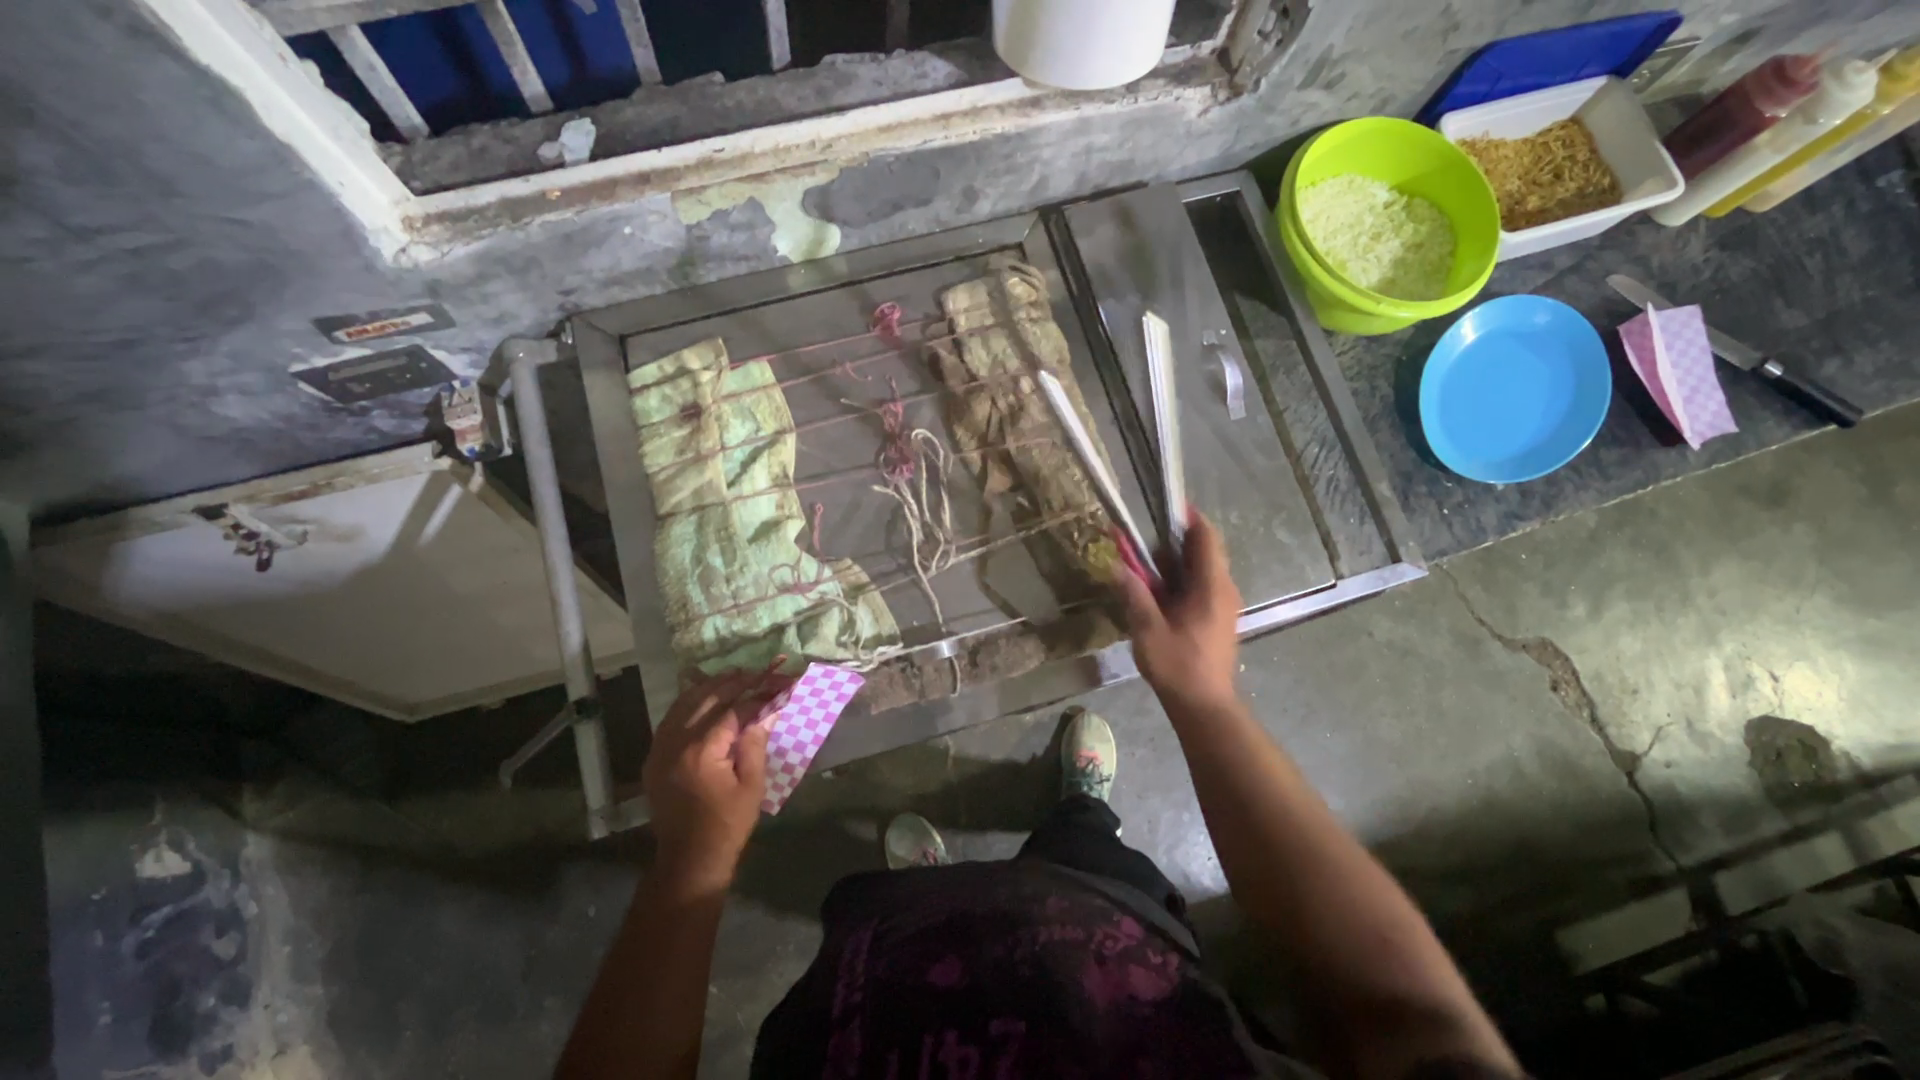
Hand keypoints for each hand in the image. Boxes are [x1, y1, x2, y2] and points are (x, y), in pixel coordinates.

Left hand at [643, 670, 788, 891]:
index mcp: (702, 751)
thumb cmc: (727, 825)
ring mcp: (660, 748)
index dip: (759, 694)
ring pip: (684, 703)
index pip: (733, 709)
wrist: (688, 858)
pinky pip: (671, 718)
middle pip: (707, 698)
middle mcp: (676, 742)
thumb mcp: (752, 785)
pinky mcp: (654, 756)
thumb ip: (755, 742)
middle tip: (759, 672)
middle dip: (735, 682)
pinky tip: (706, 696)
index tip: (779, 684)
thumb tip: (767, 709)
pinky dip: (690, 702)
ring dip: (710, 686)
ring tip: (734, 676)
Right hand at [1118, 511, 1242, 709]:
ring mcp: (1223, 605)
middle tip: (1139, 542)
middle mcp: (1223, 589)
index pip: (1206, 537)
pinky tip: (1155, 593)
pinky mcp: (1217, 619)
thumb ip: (1133, 593)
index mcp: (1212, 586)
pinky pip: (1200, 587)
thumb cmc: (1178, 666)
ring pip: (1200, 570)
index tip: (1163, 506)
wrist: (1204, 707)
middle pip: (1202, 551)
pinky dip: (1178, 582)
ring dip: (1172, 564)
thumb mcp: (1147, 629)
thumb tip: (1116, 565)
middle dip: (1171, 543)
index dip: (1187, 517)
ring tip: (1141, 567)